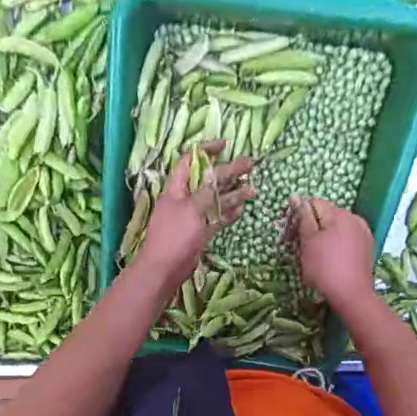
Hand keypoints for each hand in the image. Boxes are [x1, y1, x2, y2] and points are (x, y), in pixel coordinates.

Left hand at [135, 140, 254, 283]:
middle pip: (207, 180)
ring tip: (253, 189)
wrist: (163, 270)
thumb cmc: (174, 236)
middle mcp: (184, 200)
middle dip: (228, 171)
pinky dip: (227, 214)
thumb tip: (217, 177)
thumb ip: (206, 192)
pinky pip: (215, 219)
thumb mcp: (191, 209)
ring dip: (232, 193)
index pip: (189, 161)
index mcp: (176, 189)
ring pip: (214, 200)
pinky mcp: (198, 234)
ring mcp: (192, 217)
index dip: (205, 150)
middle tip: (250, 165)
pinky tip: (241, 209)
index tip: (225, 145)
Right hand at [287, 197, 375, 308]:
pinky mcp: (367, 246)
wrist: (350, 294)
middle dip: (314, 225)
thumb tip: (296, 197)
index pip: (314, 203)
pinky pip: (348, 237)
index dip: (300, 216)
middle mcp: (354, 218)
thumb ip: (303, 217)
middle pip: (327, 213)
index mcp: (339, 214)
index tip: (294, 234)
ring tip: (319, 254)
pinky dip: (338, 243)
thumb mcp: (308, 242)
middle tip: (304, 247)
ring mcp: (363, 232)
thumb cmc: (324, 268)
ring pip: (338, 226)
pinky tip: (333, 258)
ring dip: (326, 234)